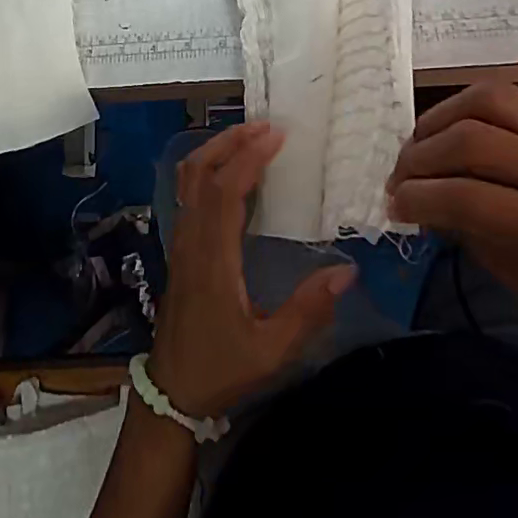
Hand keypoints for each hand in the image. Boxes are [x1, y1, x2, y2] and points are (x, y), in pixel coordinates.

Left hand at [149, 122, 356, 418]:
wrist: (171, 391)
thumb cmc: (221, 369)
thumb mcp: (272, 350)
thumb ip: (308, 311)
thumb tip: (346, 271)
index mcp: (212, 259)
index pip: (224, 192)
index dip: (248, 159)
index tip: (276, 136)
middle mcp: (190, 241)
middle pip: (198, 173)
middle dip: (228, 142)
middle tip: (264, 126)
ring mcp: (181, 243)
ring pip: (188, 181)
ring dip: (215, 152)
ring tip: (249, 138)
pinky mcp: (180, 250)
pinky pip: (188, 196)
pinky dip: (208, 171)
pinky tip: (232, 174)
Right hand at [386, 83, 517, 376]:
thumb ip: (482, 241)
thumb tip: (425, 203)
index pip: (478, 199)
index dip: (422, 198)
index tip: (392, 207)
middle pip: (479, 139)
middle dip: (421, 158)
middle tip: (396, 183)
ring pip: (494, 102)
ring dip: (439, 121)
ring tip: (416, 151)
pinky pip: (512, 103)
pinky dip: (464, 112)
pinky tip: (446, 137)